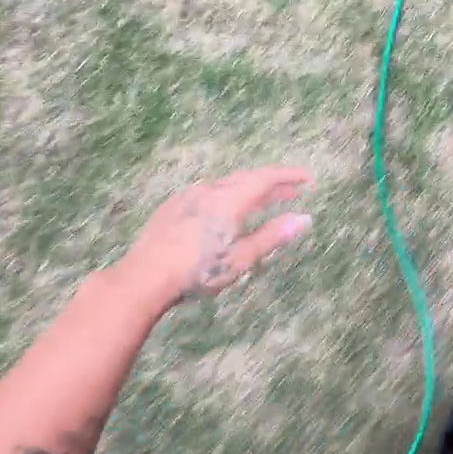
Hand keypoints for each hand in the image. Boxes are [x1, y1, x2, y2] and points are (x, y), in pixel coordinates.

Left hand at [110, 166, 313, 314]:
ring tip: (263, 201)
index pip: (266, 179)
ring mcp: (188, 197)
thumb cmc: (198, 271)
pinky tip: (225, 211)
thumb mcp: (241, 258)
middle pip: (247, 179)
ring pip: (226, 186)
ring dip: (249, 190)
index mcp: (229, 200)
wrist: (144, 277)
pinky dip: (227, 196)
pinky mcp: (172, 207)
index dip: (289, 177)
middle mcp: (210, 191)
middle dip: (272, 184)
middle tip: (292, 191)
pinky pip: (208, 193)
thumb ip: (273, 236)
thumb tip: (305, 219)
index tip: (308, 179)